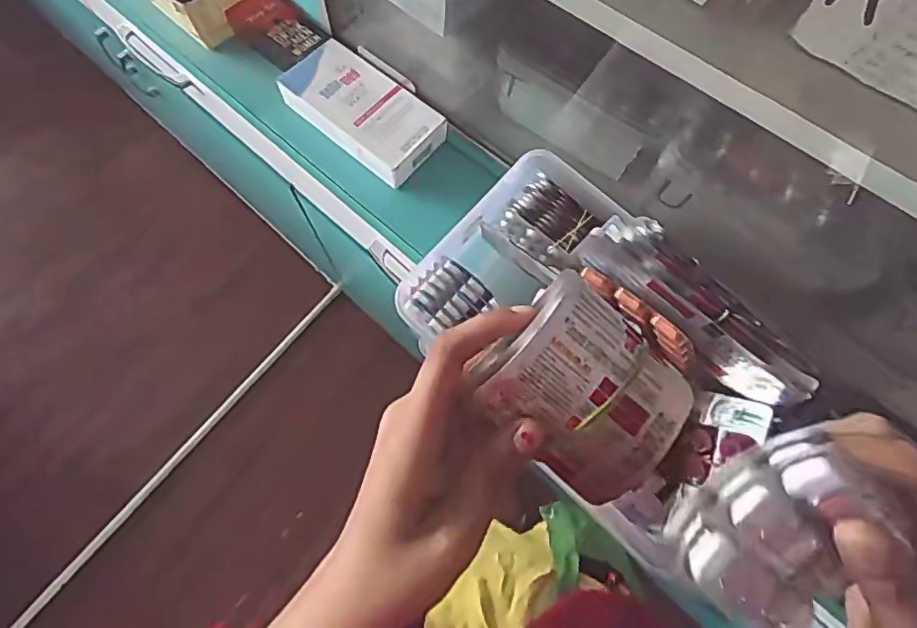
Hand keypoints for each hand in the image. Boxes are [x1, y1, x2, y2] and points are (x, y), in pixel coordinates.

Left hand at [272, 306, 544, 627]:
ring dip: (509, 386)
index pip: (448, 353)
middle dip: (512, 355)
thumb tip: (535, 425)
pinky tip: (527, 429)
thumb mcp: (456, 530)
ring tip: (557, 390)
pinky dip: (496, 413)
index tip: (531, 319)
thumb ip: (492, 472)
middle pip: (465, 365)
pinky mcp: (424, 439)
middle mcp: (412, 412)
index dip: (488, 326)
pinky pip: (464, 411)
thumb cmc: (399, 571)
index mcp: (414, 426)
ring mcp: (415, 423)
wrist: (354, 597)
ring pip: (469, 387)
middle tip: (562, 356)